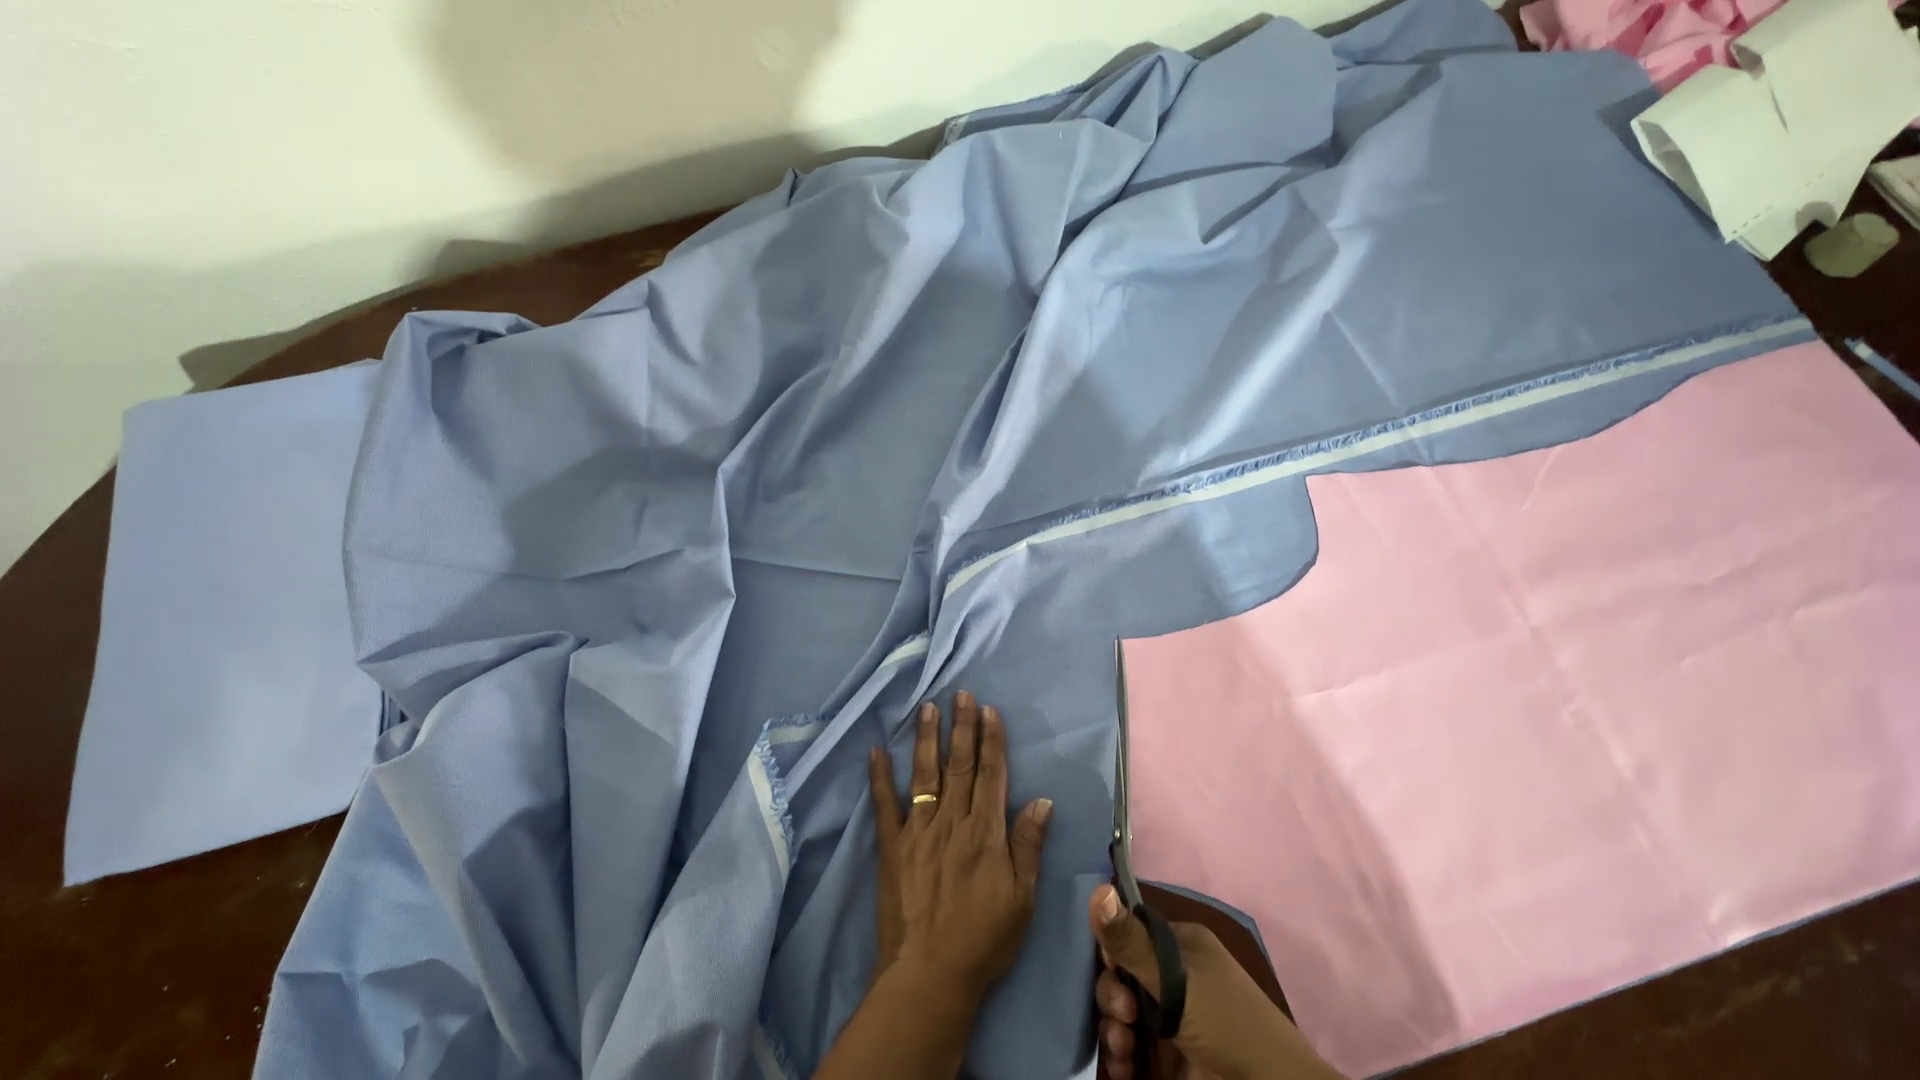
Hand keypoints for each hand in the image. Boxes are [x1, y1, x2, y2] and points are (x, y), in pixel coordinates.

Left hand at [868, 691, 1053, 997]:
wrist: (930, 972)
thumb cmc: (985, 939)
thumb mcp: (1023, 898)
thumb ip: (1028, 846)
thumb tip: (1043, 800)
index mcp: (986, 833)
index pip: (993, 775)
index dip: (992, 741)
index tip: (989, 711)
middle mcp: (953, 822)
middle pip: (961, 766)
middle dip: (962, 728)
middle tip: (961, 694)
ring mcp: (918, 831)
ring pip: (925, 774)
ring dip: (927, 739)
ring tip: (927, 708)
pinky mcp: (892, 848)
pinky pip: (884, 805)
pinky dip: (879, 777)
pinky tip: (876, 751)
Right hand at [1090, 885, 1344, 1079]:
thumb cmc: (1226, 1023)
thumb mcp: (1176, 979)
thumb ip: (1131, 942)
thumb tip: (1097, 889)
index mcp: (1179, 948)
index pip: (1128, 936)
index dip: (1111, 953)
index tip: (1112, 970)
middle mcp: (1171, 978)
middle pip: (1119, 977)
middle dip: (1112, 998)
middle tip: (1125, 1017)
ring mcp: (1168, 1019)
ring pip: (1118, 1015)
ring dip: (1112, 1031)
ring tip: (1124, 1050)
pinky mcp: (1164, 1055)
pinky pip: (1126, 1048)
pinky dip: (1119, 1058)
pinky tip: (1123, 1069)